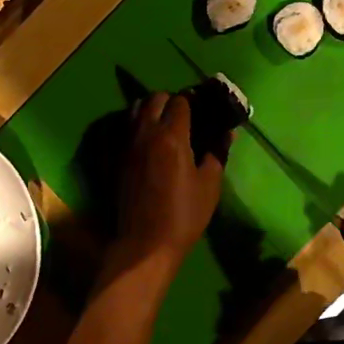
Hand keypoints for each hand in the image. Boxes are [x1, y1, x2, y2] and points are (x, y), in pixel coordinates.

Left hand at [116, 93, 224, 264]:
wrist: (145, 244)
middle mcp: (145, 133)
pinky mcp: (117, 158)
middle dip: (170, 101)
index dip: (194, 102)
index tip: (204, 111)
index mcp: (171, 136)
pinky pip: (126, 128)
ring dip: (151, 110)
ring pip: (135, 110)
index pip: (180, 101)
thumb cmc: (184, 215)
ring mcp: (127, 145)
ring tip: (166, 126)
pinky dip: (139, 125)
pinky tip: (152, 143)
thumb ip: (217, 152)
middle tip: (185, 117)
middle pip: (154, 98)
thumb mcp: (209, 185)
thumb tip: (227, 133)